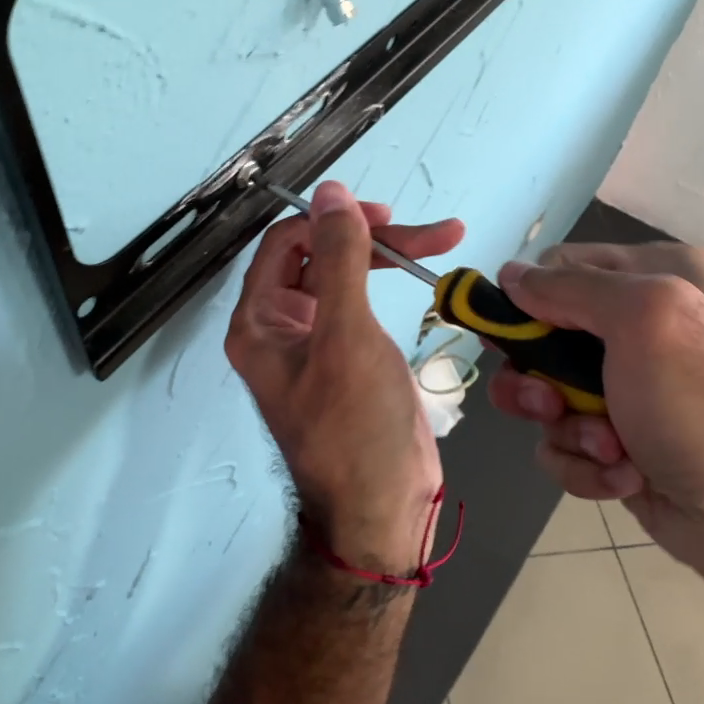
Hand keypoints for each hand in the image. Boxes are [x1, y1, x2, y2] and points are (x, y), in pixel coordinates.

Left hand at [225, 181, 464, 569]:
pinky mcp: (348, 353)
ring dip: (389, 254)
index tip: (383, 215)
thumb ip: (337, 260)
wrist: (384, 511)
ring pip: (345, 273)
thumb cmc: (356, 429)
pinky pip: (362, 300)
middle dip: (371, 237)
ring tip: (444, 236)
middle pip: (318, 254)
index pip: (284, 243)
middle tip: (426, 232)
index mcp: (258, 322)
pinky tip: (426, 270)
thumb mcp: (346, 338)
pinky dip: (392, 283)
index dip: (329, 221)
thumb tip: (330, 192)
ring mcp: (315, 340)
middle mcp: (279, 326)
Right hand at [487, 243, 703, 585]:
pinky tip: (624, 475)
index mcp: (659, 276)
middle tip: (548, 404)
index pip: (558, 268)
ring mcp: (632, 387)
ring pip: (545, 394)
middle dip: (538, 378)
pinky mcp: (621, 439)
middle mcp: (645, 325)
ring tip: (605, 448)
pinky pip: (565, 441)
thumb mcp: (645, 320)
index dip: (527, 304)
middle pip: (541, 336)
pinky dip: (584, 463)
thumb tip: (510, 276)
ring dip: (564, 427)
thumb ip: (570, 286)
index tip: (511, 341)